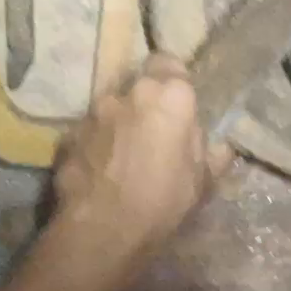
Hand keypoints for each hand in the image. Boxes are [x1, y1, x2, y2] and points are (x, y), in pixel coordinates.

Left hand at [52, 54, 232, 259]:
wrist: (103, 229)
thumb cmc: (163, 202)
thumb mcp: (202, 183)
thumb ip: (211, 155)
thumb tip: (221, 146)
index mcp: (169, 96)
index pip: (169, 62)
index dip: (172, 80)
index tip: (176, 103)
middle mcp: (129, 92)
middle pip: (138, 83)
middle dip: (145, 101)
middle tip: (152, 131)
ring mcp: (94, 111)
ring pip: (110, 105)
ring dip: (118, 121)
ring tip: (123, 153)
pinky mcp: (68, 133)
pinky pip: (88, 130)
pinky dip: (95, 142)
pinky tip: (99, 168)